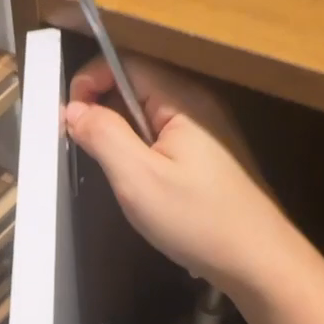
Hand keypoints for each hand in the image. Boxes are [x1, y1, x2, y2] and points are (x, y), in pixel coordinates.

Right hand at [64, 56, 304, 290]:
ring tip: (104, 167)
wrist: (257, 261)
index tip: (66, 117)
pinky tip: (134, 182)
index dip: (89, 80)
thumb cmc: (197, 220)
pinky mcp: (208, 157)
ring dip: (119, 133)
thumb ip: (103, 136)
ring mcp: (206, 132)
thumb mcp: (138, 179)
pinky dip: (139, 151)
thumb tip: (74, 108)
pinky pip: (162, 138)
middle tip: (79, 145)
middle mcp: (197, 105)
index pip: (126, 63)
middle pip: (137, 85)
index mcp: (182, 100)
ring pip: (147, 115)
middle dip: (101, 108)